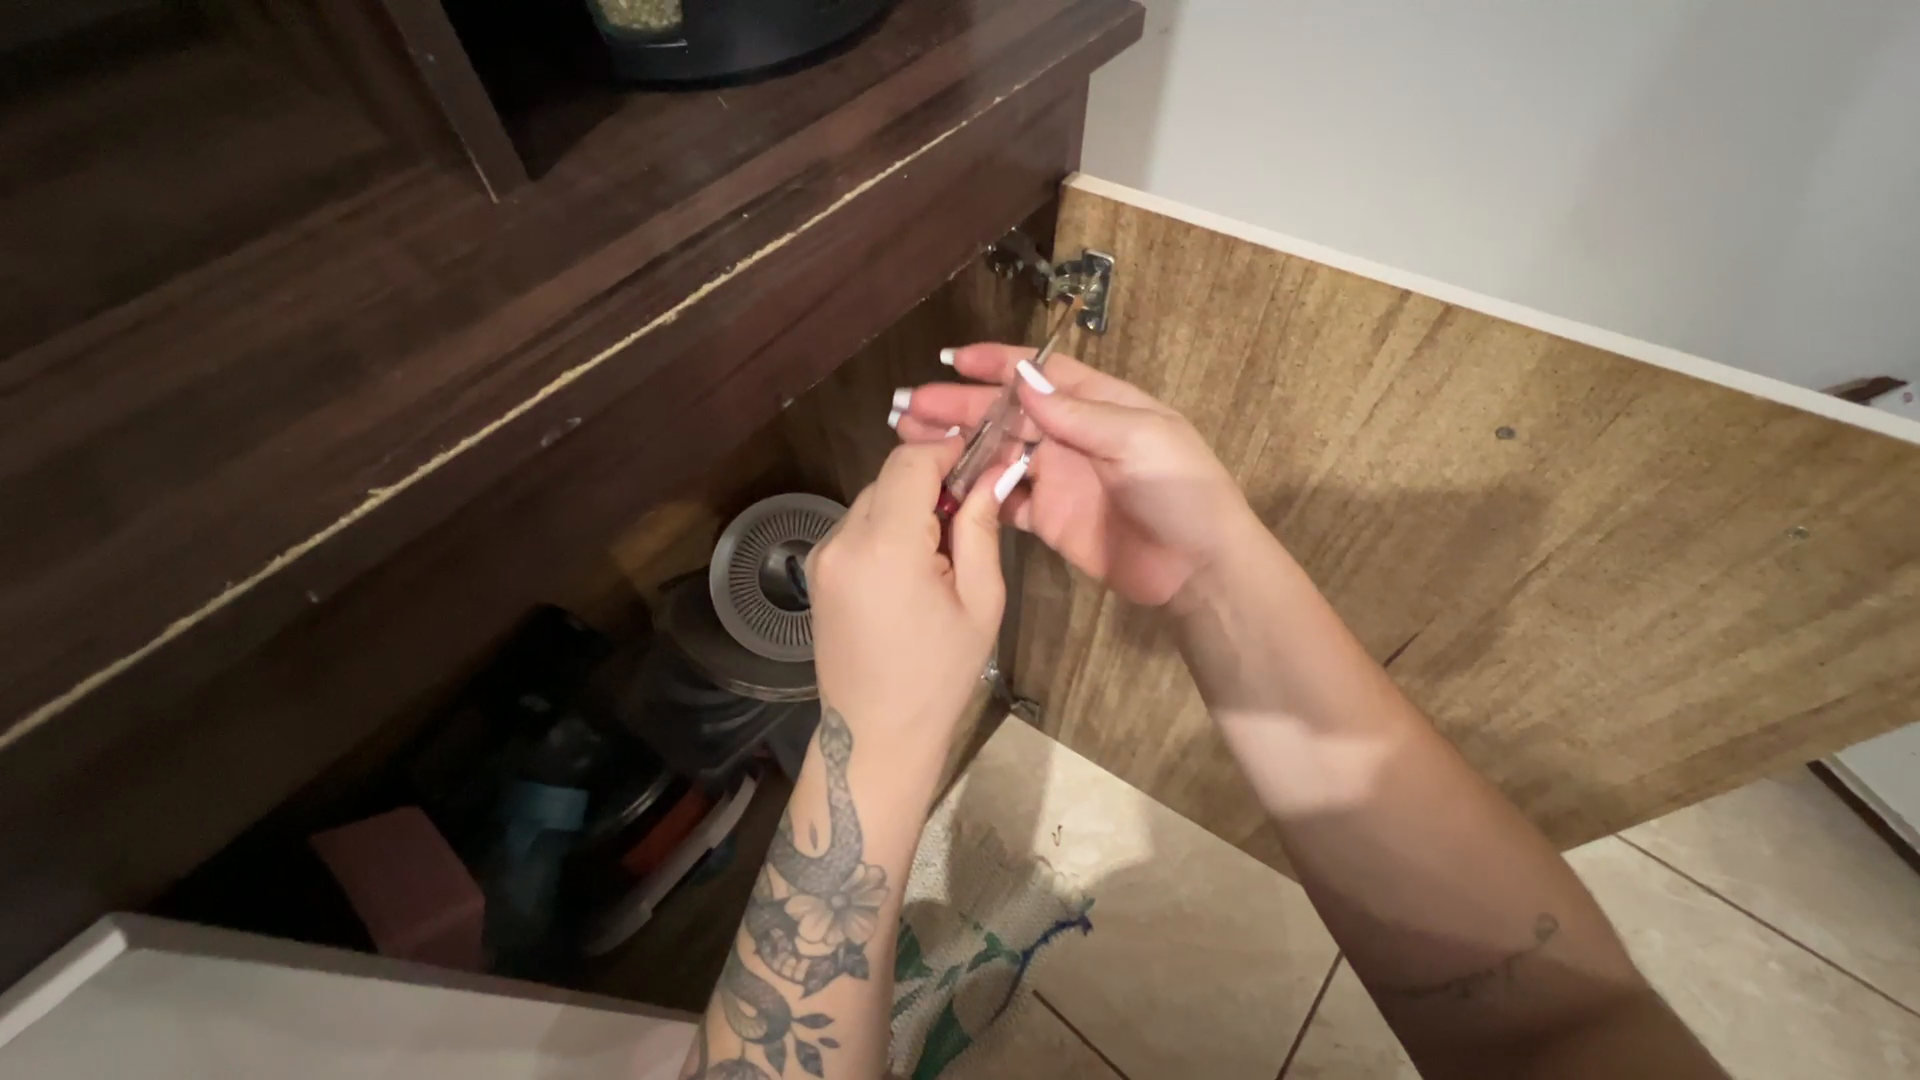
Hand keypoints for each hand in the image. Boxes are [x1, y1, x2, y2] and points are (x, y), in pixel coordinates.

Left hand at [804, 439, 1007, 771]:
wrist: (875, 734)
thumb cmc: (939, 676)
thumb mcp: (981, 602)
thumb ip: (981, 528)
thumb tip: (994, 473)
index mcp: (886, 546)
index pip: (911, 461)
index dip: (948, 452)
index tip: (981, 465)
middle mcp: (843, 540)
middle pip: (890, 476)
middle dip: (932, 481)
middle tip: (970, 515)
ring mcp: (823, 555)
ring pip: (873, 498)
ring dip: (910, 506)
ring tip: (942, 550)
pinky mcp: (817, 570)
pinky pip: (858, 526)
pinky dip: (888, 528)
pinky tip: (911, 566)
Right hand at [891, 344, 1256, 607]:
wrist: (1196, 568)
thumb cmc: (1180, 491)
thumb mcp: (1139, 440)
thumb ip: (1080, 414)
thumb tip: (1023, 382)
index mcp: (1098, 405)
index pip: (1040, 374)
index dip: (997, 364)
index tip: (953, 360)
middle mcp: (1070, 436)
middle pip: (1006, 414)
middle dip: (960, 407)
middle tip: (911, 406)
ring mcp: (1055, 479)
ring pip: (996, 454)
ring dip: (956, 446)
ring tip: (908, 439)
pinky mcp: (1045, 519)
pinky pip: (1001, 499)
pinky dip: (973, 492)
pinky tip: (940, 486)